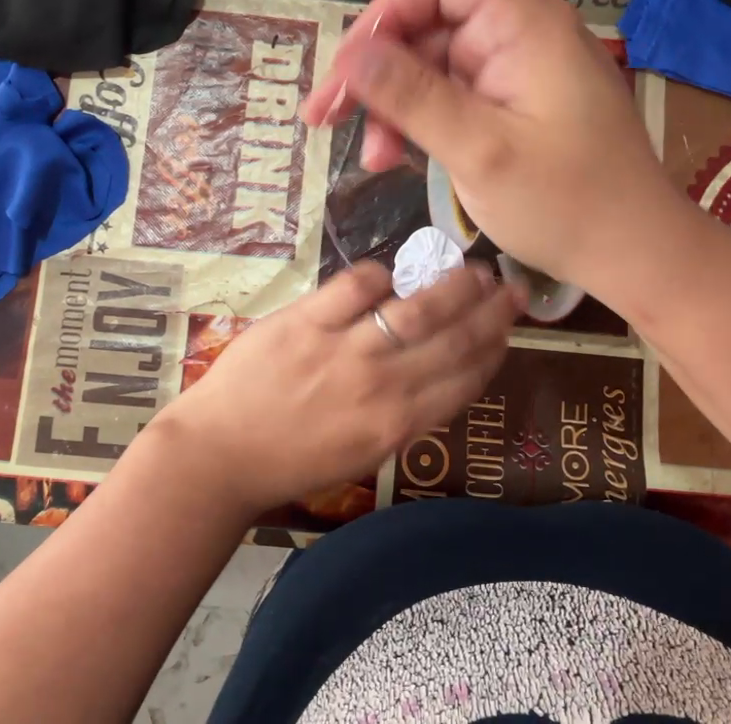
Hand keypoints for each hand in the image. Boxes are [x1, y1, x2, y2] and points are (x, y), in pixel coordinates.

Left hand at [149, 260, 517, 516]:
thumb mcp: (363, 452)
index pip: (465, 378)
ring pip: (416, 309)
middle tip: (508, 287)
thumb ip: (406, 415)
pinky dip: (380, 274)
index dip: (494, 347)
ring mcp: (343, 350)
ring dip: (453, 287)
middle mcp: (381, 387)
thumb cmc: (294, 460)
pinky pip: (357, 286)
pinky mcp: (306, 321)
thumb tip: (444, 373)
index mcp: (398, 425)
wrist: (222, 455)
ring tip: (473, 270)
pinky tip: (390, 273)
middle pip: (453, 340)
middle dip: (489, 311)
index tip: (509, 326)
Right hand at [301, 0, 682, 291]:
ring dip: (395, 104)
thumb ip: (411, 95)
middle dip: (378, 70)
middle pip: (429, 21)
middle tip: (329, 121)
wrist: (636, 254)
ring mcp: (520, 69)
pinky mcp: (517, 103)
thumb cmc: (567, 203)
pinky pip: (456, 95)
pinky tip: (400, 159)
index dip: (386, 12)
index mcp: (522, 24)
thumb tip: (348, 52)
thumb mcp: (479, 150)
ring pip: (434, 63)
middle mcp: (521, 33)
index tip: (350, 69)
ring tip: (373, 159)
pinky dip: (423, 121)